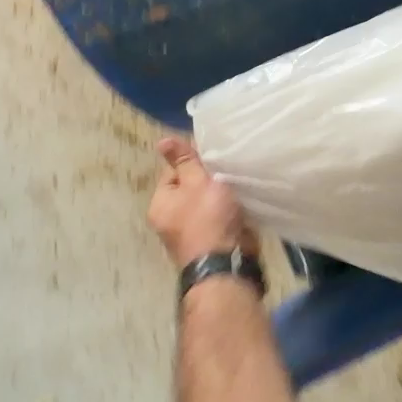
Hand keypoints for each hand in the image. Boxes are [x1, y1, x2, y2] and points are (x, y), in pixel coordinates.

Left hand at [147, 135, 254, 267]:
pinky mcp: (210, 236)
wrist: (225, 261)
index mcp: (161, 203)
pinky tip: (240, 196)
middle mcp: (171, 217)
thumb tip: (161, 140)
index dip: (193, 159)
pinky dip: (228, 205)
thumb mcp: (197, 182)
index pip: (173, 170)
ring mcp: (190, 229)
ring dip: (220, 190)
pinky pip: (217, 212)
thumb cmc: (207, 217)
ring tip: (236, 178)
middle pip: (191, 185)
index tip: (214, 154)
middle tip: (227, 165)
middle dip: (209, 175)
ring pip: (206, 199)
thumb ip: (184, 160)